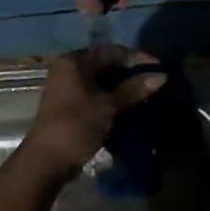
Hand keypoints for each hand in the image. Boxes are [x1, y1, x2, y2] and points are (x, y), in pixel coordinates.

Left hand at [20, 45, 166, 174]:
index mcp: (74, 61)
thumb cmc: (76, 125)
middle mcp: (70, 69)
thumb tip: (161, 76)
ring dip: (125, 86)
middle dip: (132, 72)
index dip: (137, 57)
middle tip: (157, 81)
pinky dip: (114, 97)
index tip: (160, 67)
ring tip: (149, 93)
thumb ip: (133, 88)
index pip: (111, 51)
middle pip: (106, 64)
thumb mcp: (107, 105)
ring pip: (103, 80)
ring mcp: (69, 88)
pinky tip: (132, 104)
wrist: (48, 159)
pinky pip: (98, 94)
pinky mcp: (72, 105)